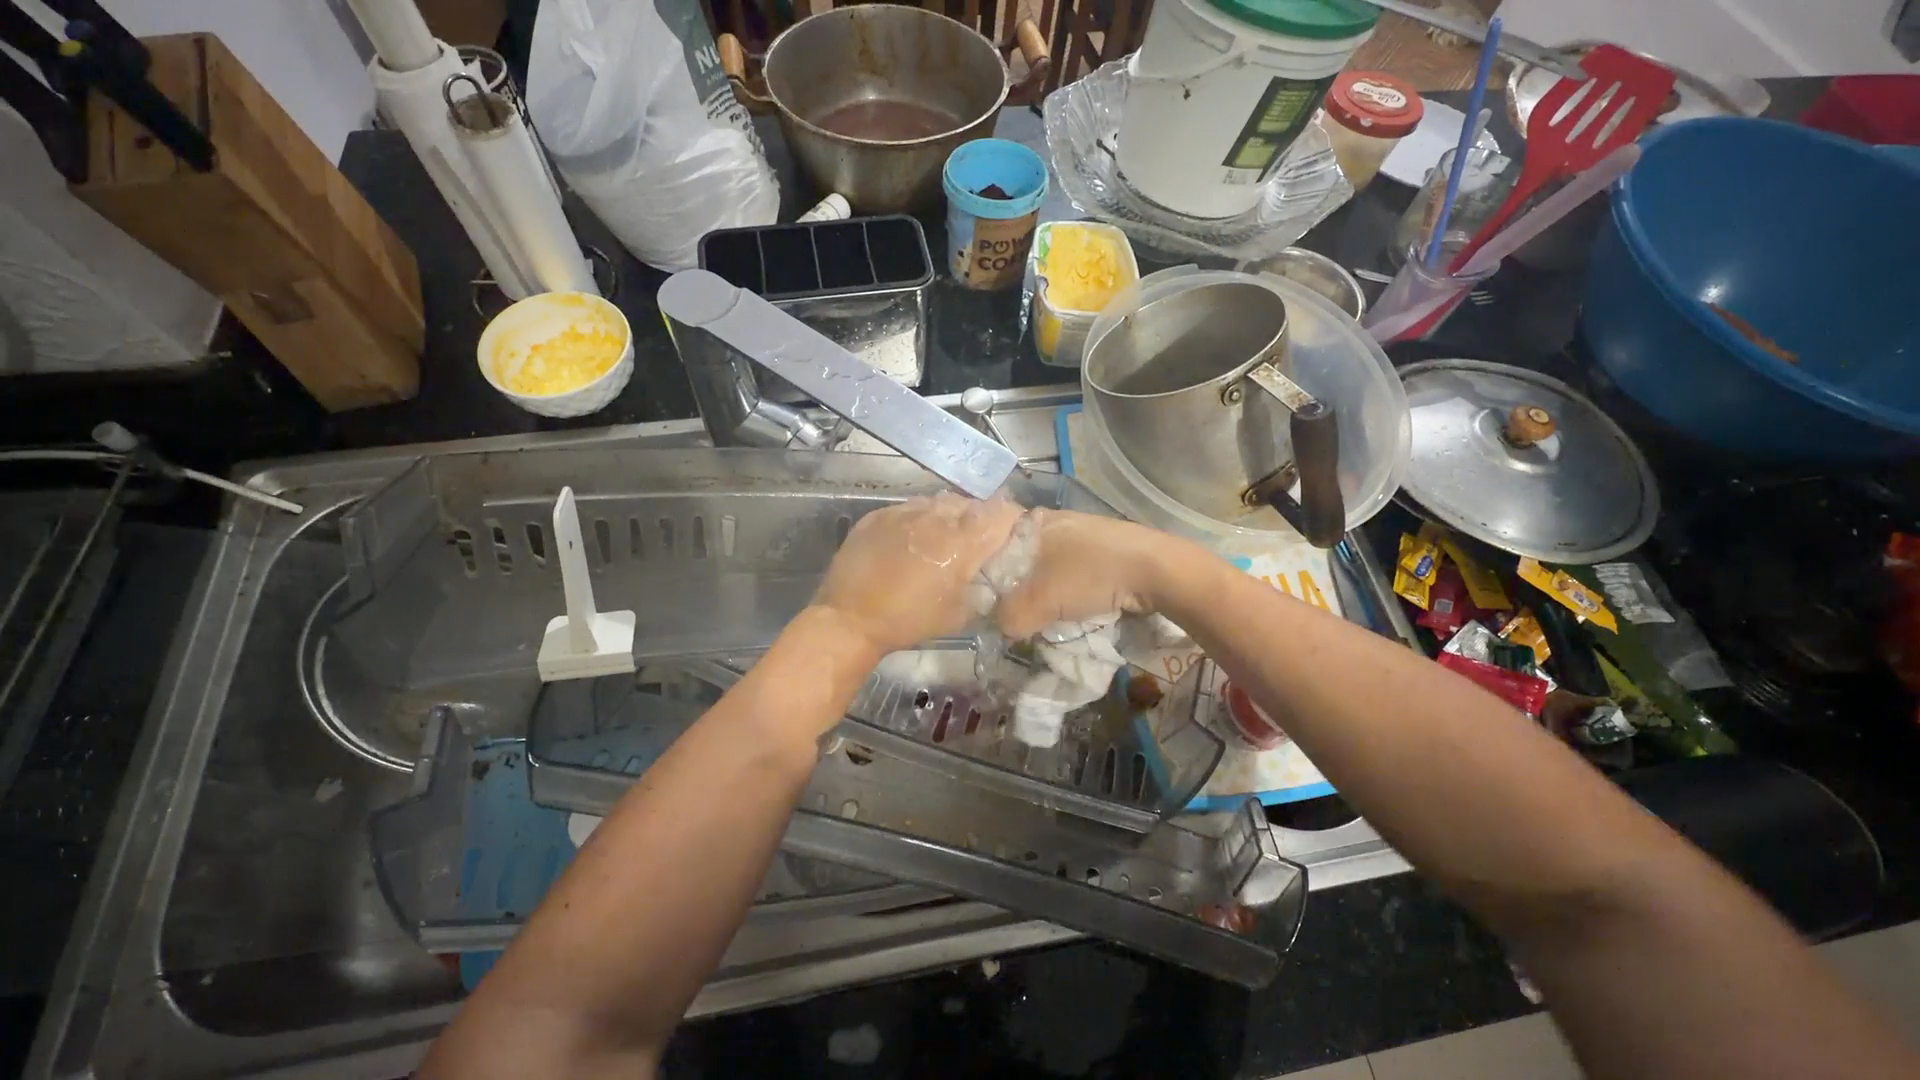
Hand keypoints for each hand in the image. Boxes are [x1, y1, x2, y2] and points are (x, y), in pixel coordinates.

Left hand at [811, 494, 1023, 656]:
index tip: (1009, 534)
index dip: (1010, 520)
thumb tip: (992, 580)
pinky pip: (910, 507)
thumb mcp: (959, 615)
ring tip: (944, 537)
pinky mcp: (879, 515)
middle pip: (971, 504)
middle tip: (976, 540)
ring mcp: (905, 512)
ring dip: (949, 516)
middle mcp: (936, 517)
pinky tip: (913, 538)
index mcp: (962, 541)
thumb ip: (983, 590)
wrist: (850, 619)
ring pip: (939, 502)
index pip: (1000, 512)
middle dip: (979, 519)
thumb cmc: (909, 620)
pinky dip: (920, 519)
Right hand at [992, 509, 1179, 638]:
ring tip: (1042, 618)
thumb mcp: (1039, 601)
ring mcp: (1079, 535)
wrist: (1155, 570)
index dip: (983, 577)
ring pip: (1044, 570)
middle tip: (1013, 618)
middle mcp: (1051, 522)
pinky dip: (1065, 594)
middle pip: (1018, 562)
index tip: (984, 605)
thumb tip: (1000, 627)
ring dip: (1043, 595)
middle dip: (1015, 591)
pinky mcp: (1100, 552)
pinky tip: (1070, 610)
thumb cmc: (1089, 575)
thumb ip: (1009, 617)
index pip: (990, 547)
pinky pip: (1069, 575)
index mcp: (1030, 521)